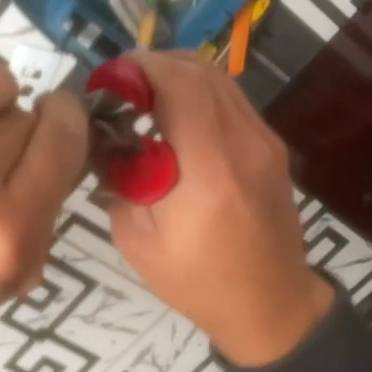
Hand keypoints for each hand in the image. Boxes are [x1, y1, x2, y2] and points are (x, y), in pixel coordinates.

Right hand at [105, 52, 334, 366]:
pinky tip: (171, 118)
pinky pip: (230, 99)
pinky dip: (196, 93)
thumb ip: (118, 180)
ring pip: (219, 78)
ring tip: (141, 98)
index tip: (106, 79)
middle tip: (118, 86)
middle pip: (201, 70)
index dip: (140, 68)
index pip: (181, 85)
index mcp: (208, 170)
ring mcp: (264, 142)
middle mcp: (244, 144)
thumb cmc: (196, 280)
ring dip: (176, 75)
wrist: (271, 306)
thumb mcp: (136, 239)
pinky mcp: (270, 147)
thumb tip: (100, 137)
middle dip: (154, 65)